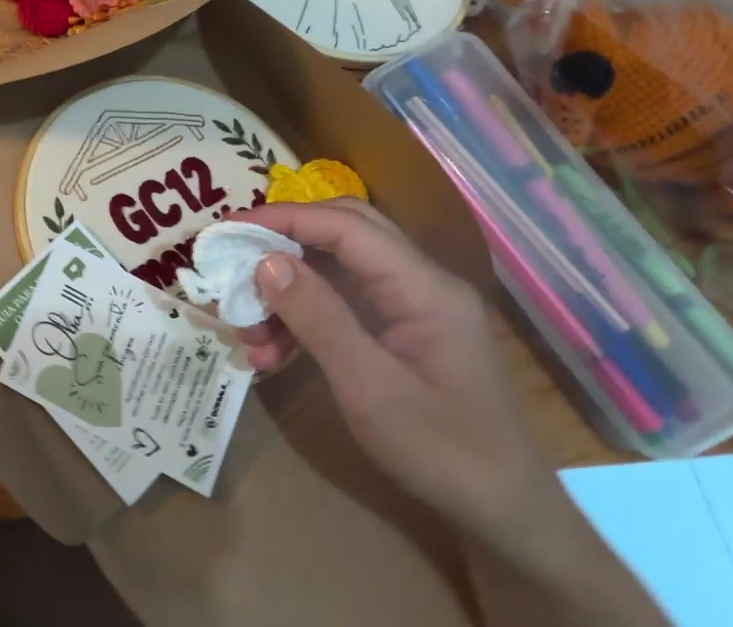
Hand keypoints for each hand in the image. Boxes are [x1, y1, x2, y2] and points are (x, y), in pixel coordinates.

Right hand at [232, 199, 553, 541]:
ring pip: (336, 271)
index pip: (346, 227)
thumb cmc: (442, 450)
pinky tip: (272, 353)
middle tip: (232, 264)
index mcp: (424, 289)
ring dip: (285, 293)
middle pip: (342, 235)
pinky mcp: (400, 333)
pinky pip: (341, 305)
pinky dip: (301, 320)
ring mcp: (411, 309)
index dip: (284, 218)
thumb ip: (318, 318)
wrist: (504, 514)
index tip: (228, 230)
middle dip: (281, 245)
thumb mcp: (369, 387)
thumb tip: (264, 260)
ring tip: (247, 336)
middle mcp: (420, 285)